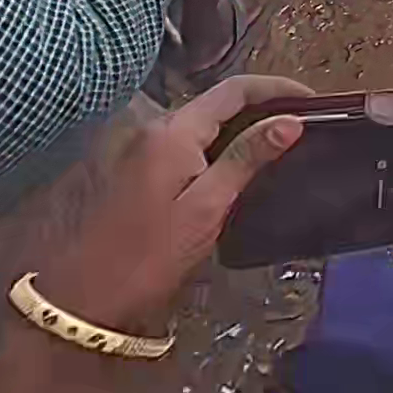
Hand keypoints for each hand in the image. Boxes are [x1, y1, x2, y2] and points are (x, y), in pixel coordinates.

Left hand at [34, 76, 309, 330]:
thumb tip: (291, 121)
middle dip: (265, 102)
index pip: (235, 89)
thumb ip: (247, 157)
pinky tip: (246, 158)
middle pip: (221, 100)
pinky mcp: (144, 169)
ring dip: (247, 120)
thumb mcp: (206, 206)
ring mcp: (147, 148)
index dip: (277, 88)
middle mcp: (158, 128)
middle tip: (304, 119)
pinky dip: (228, 138)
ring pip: (209, 119)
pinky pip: (196, 138)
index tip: (312, 100)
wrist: (79, 305)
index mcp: (174, 131)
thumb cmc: (147, 254)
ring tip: (283, 136)